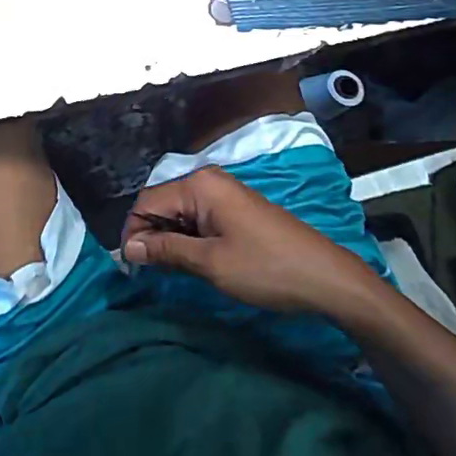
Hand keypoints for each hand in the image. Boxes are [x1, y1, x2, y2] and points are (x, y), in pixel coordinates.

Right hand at [120, 166, 387, 317]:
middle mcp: (208, 179)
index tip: (130, 265)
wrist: (327, 277)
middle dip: (150, 234)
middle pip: (162, 203)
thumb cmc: (266, 268)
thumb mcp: (211, 263)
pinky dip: (188, 236)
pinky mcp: (235, 207)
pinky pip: (198, 215)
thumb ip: (166, 250)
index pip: (147, 201)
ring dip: (169, 237)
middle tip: (148, 271)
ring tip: (169, 269)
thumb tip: (128, 247)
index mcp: (199, 184)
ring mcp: (223, 191)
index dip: (133, 231)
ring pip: (179, 211)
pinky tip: (191, 259)